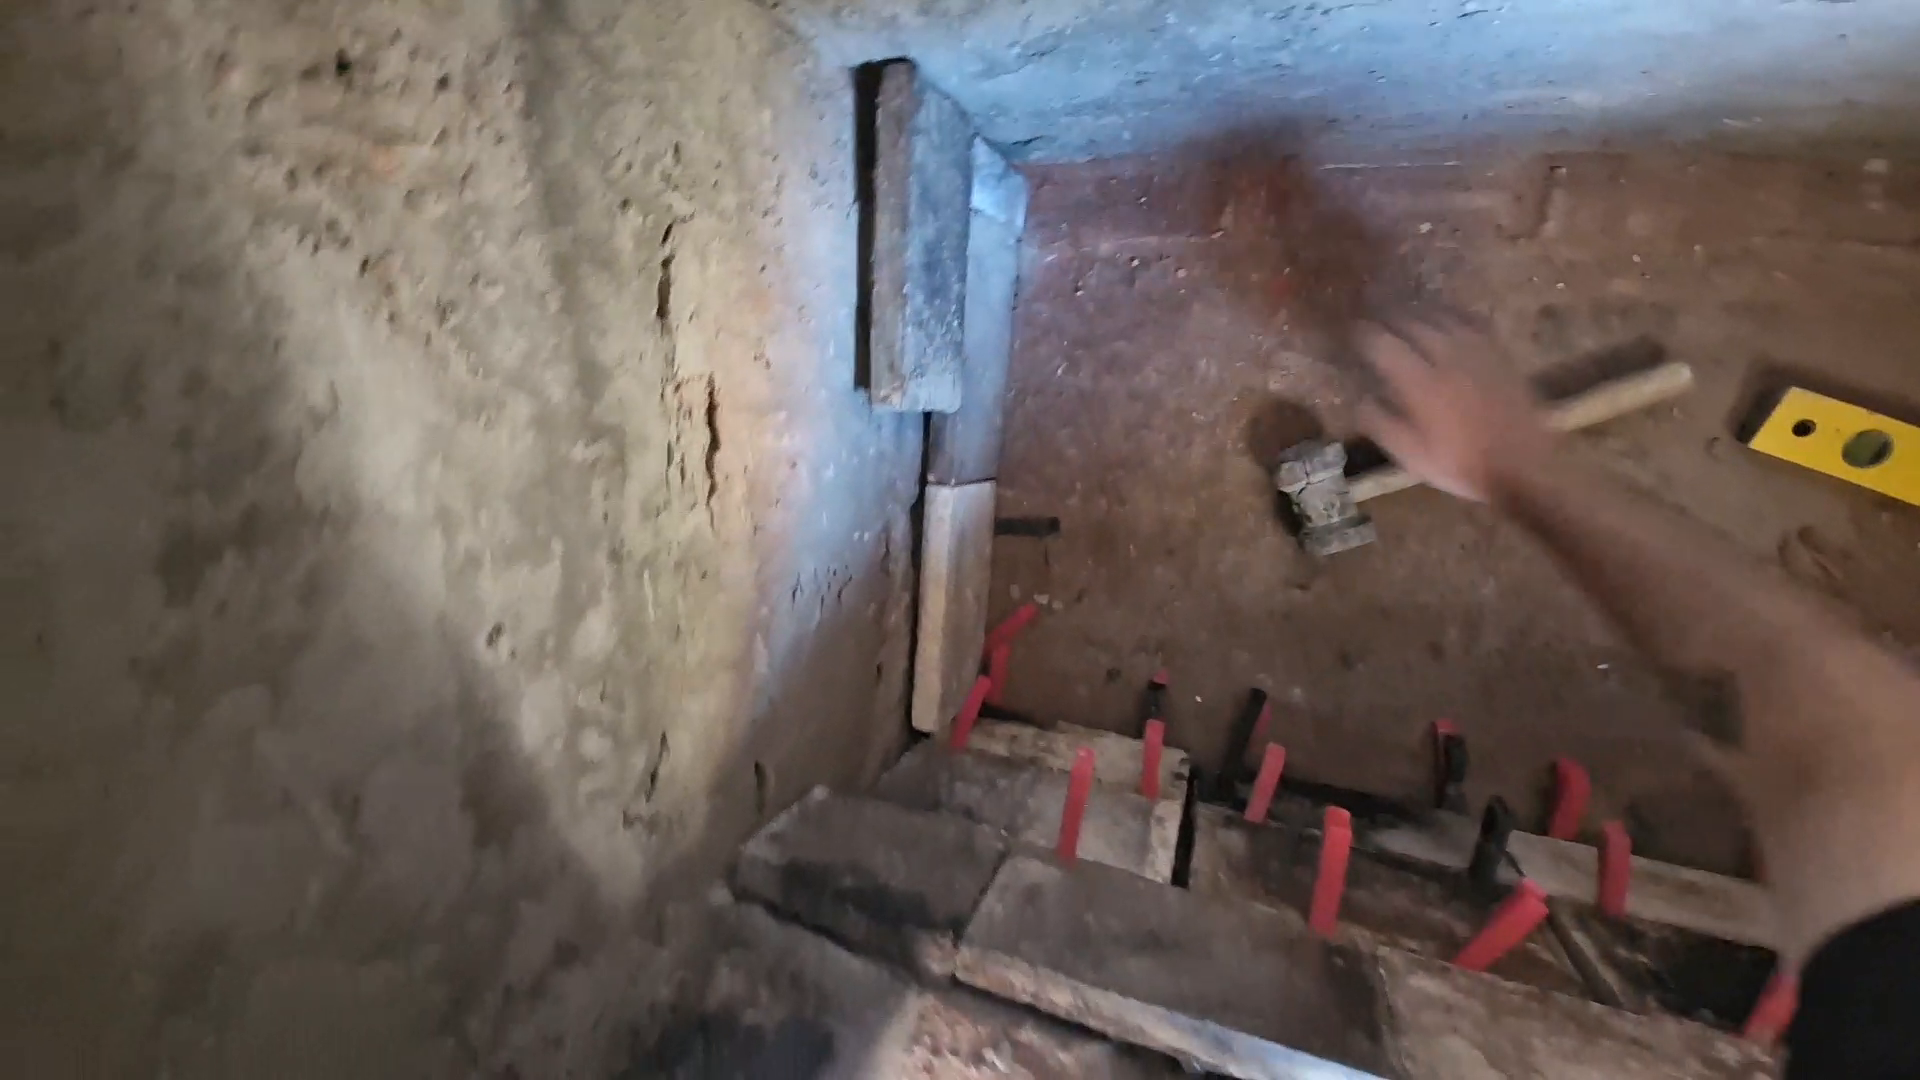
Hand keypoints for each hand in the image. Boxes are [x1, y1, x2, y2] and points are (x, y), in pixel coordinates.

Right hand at [1354, 318, 1553, 502]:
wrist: (1521, 468)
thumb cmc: (1459, 465)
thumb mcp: (1409, 454)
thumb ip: (1380, 423)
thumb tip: (1359, 399)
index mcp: (1421, 384)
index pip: (1385, 345)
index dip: (1364, 334)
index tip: (1350, 330)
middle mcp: (1448, 359)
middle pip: (1413, 323)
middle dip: (1388, 317)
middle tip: (1372, 317)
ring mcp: (1478, 354)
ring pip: (1443, 317)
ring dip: (1419, 310)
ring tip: (1403, 310)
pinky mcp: (1500, 355)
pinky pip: (1474, 322)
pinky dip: (1453, 313)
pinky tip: (1446, 315)